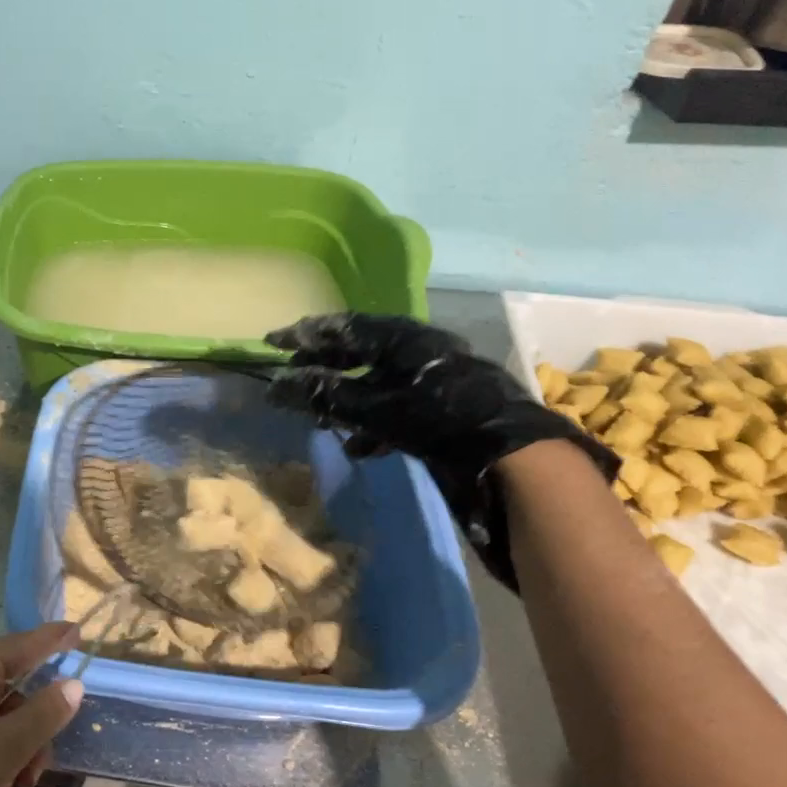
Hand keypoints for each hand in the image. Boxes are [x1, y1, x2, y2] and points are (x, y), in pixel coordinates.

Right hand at [264, 313, 617, 589]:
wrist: (514, 459)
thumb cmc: (441, 421)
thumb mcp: (377, 409)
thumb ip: (328, 395)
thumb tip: (276, 386)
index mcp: (406, 339)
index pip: (346, 327)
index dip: (307, 334)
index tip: (272, 343)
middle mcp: (422, 351)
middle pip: (362, 353)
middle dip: (325, 368)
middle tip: (293, 378)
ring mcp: (437, 380)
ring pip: (379, 383)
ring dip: (347, 399)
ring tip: (322, 419)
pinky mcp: (446, 410)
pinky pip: (398, 409)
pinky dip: (374, 424)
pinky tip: (362, 448)